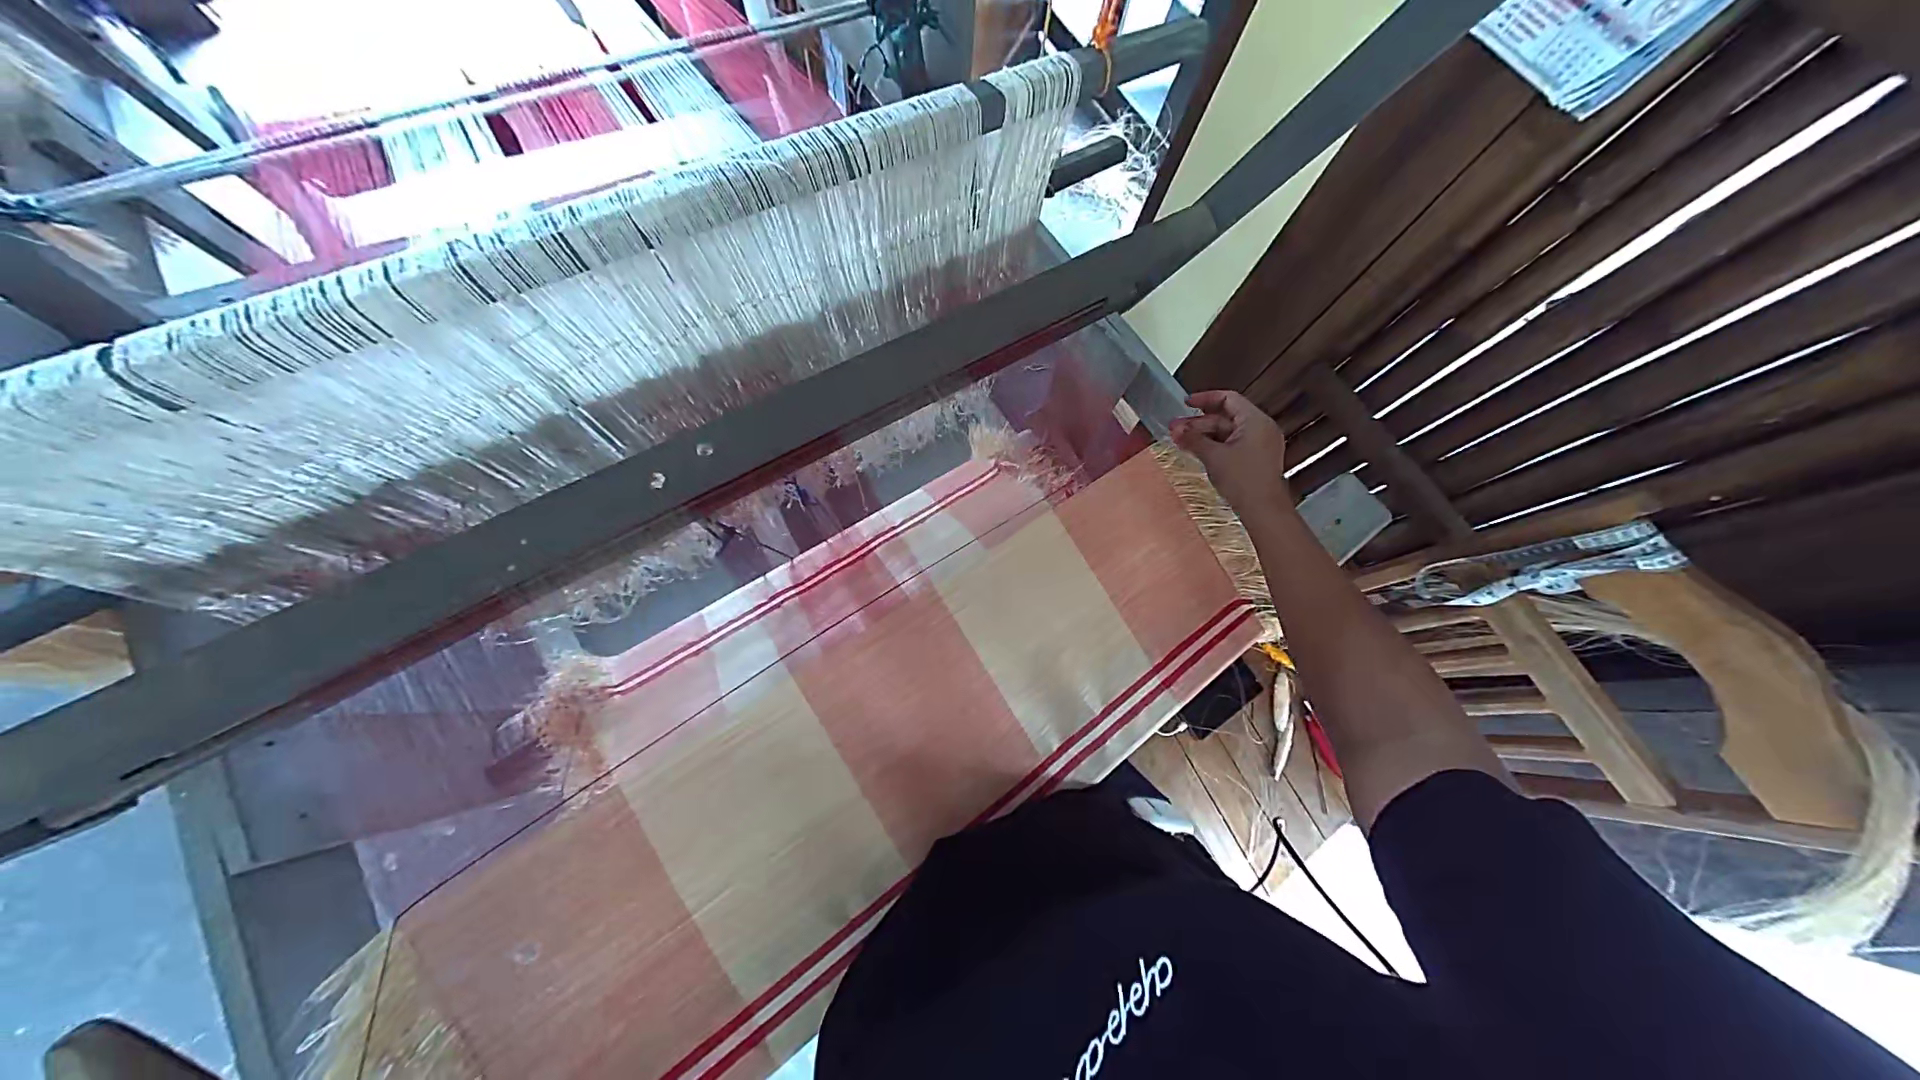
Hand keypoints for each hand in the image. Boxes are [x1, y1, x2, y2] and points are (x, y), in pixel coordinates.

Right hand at [1168, 390, 1290, 514]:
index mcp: (1255, 421)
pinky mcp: (1256, 458)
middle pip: (1225, 417)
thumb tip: (1177, 430)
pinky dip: (1215, 446)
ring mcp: (1260, 444)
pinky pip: (1233, 444)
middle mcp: (1261, 429)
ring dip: (1204, 435)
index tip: (1187, 403)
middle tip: (1176, 429)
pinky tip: (1197, 451)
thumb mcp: (1213, 456)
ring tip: (1182, 441)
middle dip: (1198, 423)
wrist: (1262, 509)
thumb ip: (1193, 439)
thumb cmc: (1245, 482)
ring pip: (1227, 432)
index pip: (1229, 398)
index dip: (1205, 399)